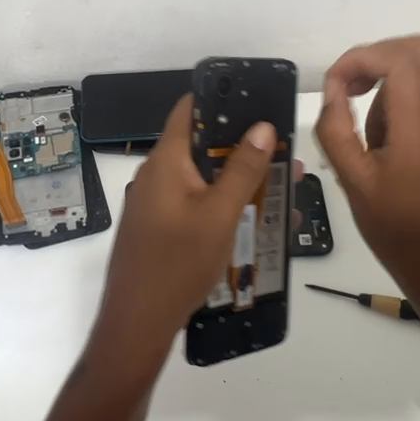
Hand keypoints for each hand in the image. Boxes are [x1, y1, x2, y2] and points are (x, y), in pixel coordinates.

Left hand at [89, 95, 277, 364]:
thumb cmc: (178, 261)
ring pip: (200, 178)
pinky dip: (221, 203)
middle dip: (241, 147)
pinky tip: (250, 219)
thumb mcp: (221, 214)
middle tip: (282, 152)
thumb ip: (243, 169)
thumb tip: (263, 126)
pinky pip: (193, 203)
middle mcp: (156, 175)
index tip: (256, 100)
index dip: (220, 99)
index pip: (188, 109)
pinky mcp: (157, 227)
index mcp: (166, 160)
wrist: (138, 321)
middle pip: (200, 146)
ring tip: (278, 188)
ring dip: (236, 179)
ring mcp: (154, 203)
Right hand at [314, 35, 419, 297]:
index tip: (337, 83)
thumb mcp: (352, 182)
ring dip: (390, 87)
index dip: (360, 58)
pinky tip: (393, 148)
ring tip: (373, 139)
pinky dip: (406, 105)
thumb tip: (333, 89)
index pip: (398, 60)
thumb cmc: (396, 229)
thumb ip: (336, 129)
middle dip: (377, 58)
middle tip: (351, 88)